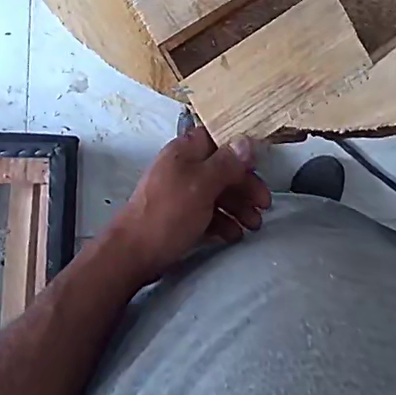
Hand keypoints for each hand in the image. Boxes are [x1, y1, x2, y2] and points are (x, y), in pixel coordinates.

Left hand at [99, 125, 271, 285]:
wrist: (130, 257)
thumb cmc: (167, 214)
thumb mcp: (202, 185)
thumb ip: (227, 163)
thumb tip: (247, 140)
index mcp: (185, 150)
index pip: (219, 138)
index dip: (241, 148)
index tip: (261, 163)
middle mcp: (183, 166)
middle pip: (223, 168)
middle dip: (245, 185)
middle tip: (265, 204)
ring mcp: (181, 192)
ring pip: (217, 192)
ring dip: (238, 206)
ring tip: (255, 225)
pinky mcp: (179, 216)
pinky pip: (208, 212)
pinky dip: (223, 221)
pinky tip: (235, 235)